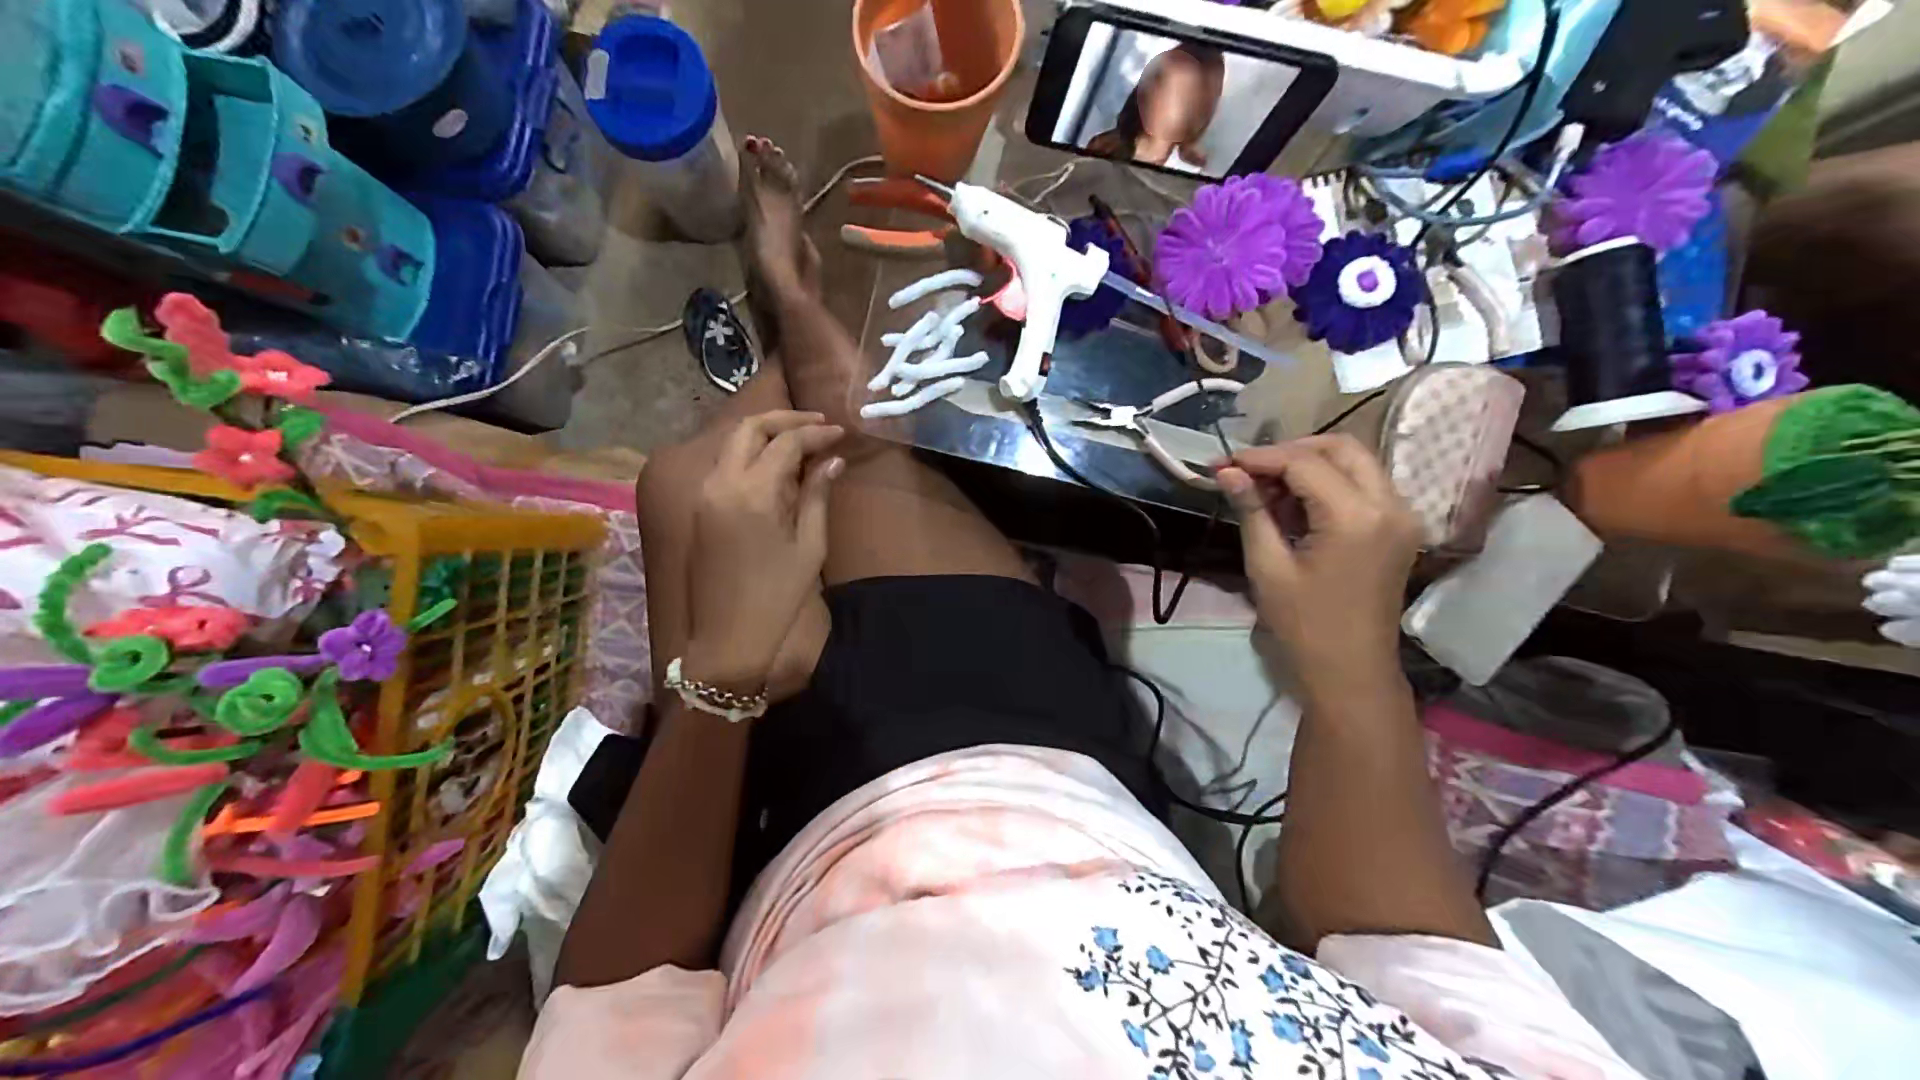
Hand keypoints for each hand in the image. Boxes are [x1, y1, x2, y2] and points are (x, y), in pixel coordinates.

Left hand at [682, 411, 844, 693]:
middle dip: (785, 420)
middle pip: (750, 428)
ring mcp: (704, 494)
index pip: (785, 443)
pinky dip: (750, 454)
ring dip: (764, 433)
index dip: (816, 433)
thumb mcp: (809, 546)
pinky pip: (724, 465)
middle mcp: (721, 483)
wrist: (727, 638)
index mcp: (752, 493)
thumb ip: (817, 496)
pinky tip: (775, 466)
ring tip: (800, 441)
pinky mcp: (699, 508)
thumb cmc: (777, 597)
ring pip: (732, 443)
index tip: (840, 433)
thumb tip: (833, 460)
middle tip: (818, 424)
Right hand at [1216, 434, 1420, 697]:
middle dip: (1289, 451)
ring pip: (1355, 461)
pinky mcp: (1399, 527)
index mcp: (1356, 517)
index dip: (1259, 457)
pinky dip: (1327, 482)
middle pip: (1340, 447)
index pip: (1304, 462)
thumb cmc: (1303, 625)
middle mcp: (1390, 505)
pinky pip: (1363, 484)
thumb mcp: (1268, 566)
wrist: (1350, 672)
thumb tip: (1226, 472)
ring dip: (1309, 464)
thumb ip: (1251, 510)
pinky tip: (1293, 504)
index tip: (1222, 464)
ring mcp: (1401, 515)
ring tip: (1265, 487)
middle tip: (1247, 470)